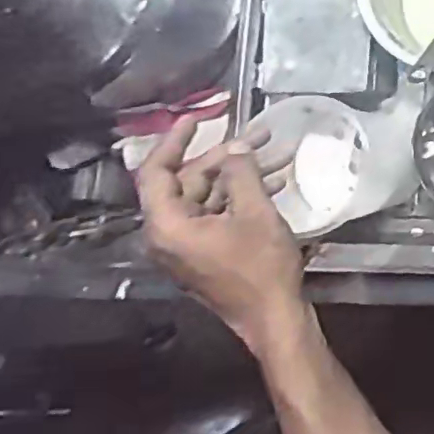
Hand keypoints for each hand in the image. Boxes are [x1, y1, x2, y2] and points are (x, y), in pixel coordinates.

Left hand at [137, 114, 307, 356]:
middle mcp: (167, 234)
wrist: (272, 315)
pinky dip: (241, 198)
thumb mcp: (256, 215)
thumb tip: (237, 148)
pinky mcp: (208, 254)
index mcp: (166, 225)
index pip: (156, 172)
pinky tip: (272, 186)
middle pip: (188, 183)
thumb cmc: (260, 266)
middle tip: (260, 137)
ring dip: (240, 177)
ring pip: (208, 198)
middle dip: (225, 158)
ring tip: (277, 157)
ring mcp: (188, 246)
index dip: (175, 141)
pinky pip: (218, 215)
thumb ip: (242, 176)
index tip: (199, 119)